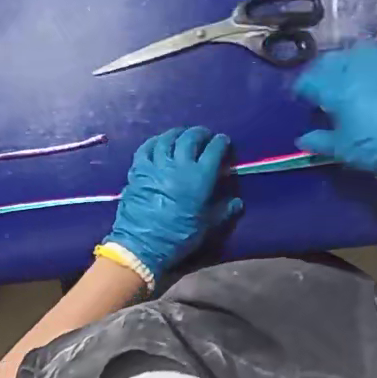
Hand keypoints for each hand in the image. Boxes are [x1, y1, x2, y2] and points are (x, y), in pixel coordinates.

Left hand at [101, 126, 241, 282]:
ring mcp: (156, 165)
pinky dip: (154, 142)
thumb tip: (238, 201)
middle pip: (190, 138)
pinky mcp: (138, 169)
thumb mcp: (209, 226)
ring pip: (167, 139)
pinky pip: (146, 148)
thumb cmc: (179, 236)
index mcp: (200, 178)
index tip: (223, 142)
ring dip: (177, 133)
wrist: (143, 244)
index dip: (221, 143)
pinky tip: (159, 142)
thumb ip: (225, 210)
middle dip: (200, 133)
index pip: (214, 150)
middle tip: (204, 135)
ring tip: (182, 134)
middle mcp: (179, 165)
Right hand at [293, 44, 376, 217]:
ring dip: (352, 67)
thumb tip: (304, 139)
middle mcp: (354, 64)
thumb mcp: (342, 148)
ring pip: (357, 55)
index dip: (304, 93)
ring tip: (356, 84)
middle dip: (326, 76)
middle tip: (330, 94)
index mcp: (332, 85)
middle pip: (330, 63)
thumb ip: (319, 140)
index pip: (307, 81)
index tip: (307, 103)